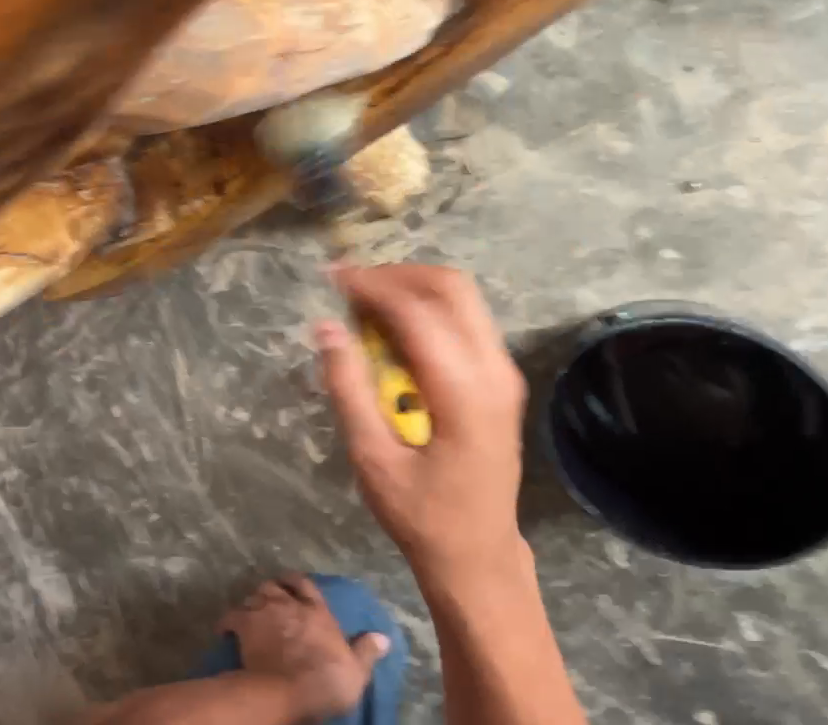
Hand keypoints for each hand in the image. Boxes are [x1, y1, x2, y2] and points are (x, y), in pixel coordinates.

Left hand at [219, 574, 391, 719]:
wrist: (290, 689)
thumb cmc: (328, 680)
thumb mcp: (357, 670)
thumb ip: (367, 650)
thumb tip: (383, 636)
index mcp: (316, 610)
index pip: (304, 583)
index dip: (295, 581)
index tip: (290, 582)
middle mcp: (288, 604)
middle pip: (273, 586)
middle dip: (270, 591)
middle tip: (269, 601)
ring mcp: (263, 612)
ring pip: (252, 597)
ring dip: (252, 604)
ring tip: (251, 614)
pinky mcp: (244, 625)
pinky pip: (230, 616)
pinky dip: (227, 621)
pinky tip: (225, 629)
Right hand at [315, 264, 528, 583]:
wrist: (478, 553)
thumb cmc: (420, 512)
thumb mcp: (371, 457)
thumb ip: (348, 388)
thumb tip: (325, 327)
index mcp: (464, 393)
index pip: (417, 312)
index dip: (370, 286)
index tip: (329, 278)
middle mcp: (494, 372)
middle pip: (452, 287)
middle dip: (396, 274)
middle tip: (348, 285)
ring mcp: (502, 372)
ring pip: (461, 297)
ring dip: (410, 287)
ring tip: (361, 301)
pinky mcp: (497, 378)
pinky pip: (462, 318)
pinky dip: (423, 307)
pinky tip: (388, 326)